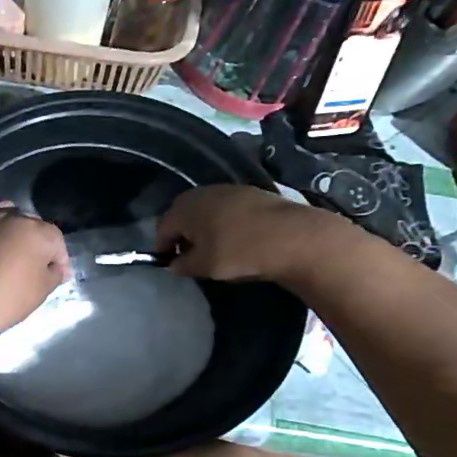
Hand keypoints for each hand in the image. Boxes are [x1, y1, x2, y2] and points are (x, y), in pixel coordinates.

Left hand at [0, 204, 69, 337]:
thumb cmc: (6, 300)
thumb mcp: (41, 292)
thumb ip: (54, 274)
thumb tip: (56, 268)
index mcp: (37, 231)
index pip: (56, 240)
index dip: (60, 258)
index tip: (58, 273)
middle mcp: (13, 215)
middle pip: (31, 224)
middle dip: (35, 240)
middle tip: (32, 262)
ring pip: (5, 213)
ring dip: (10, 228)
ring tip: (7, 247)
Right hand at [156, 185, 337, 280]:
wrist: (293, 236)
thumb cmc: (239, 252)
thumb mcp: (204, 266)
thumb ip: (183, 265)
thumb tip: (174, 263)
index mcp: (184, 208)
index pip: (162, 227)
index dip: (162, 247)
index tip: (169, 263)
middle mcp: (202, 192)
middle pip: (182, 214)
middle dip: (181, 234)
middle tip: (189, 255)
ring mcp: (228, 189)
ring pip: (205, 209)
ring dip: (203, 226)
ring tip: (213, 247)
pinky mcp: (250, 192)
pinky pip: (226, 208)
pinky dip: (222, 221)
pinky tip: (235, 237)